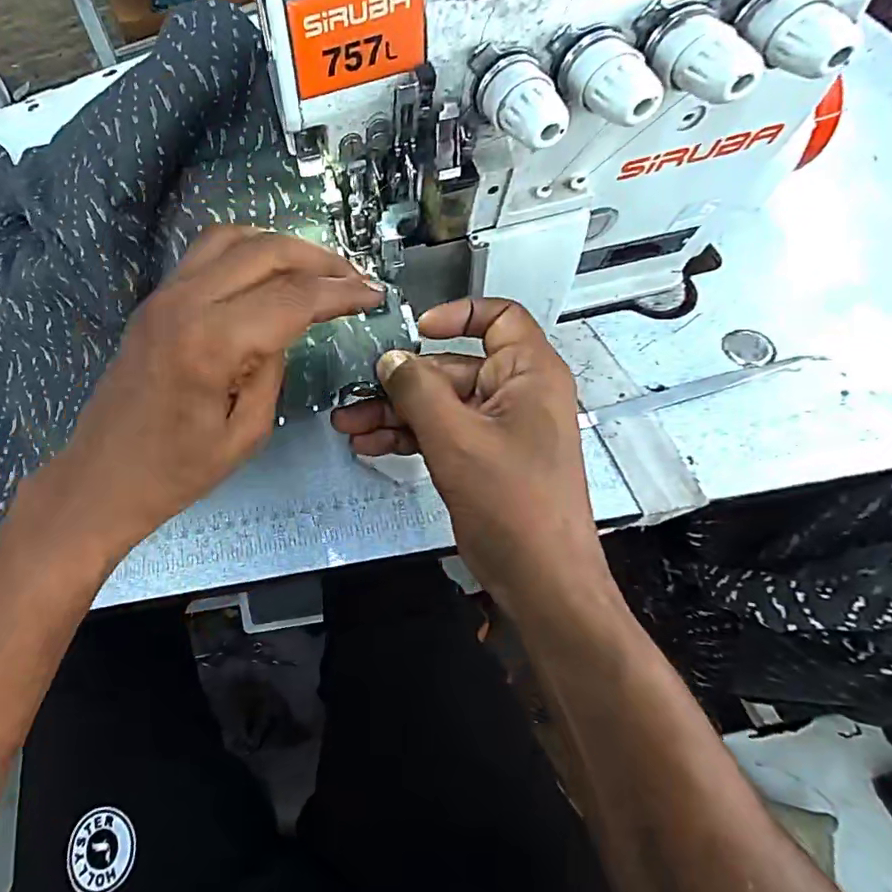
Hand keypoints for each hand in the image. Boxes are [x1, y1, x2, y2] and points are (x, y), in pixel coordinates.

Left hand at [13, 226, 384, 559]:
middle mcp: (184, 303)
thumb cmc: (177, 471)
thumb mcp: (247, 432)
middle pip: (265, 251)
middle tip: (354, 279)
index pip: (293, 297)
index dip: (341, 292)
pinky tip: (271, 275)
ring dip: (282, 246)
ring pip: (232, 238)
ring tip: (317, 269)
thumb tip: (283, 331)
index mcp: (211, 342)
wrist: (101, 478)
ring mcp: (163, 296)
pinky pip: (206, 254)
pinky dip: (248, 252)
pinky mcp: (154, 301)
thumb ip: (272, 369)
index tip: (373, 295)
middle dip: (319, 259)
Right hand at [330, 297, 607, 604]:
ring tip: (351, 425)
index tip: (417, 329)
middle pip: (455, 368)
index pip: (500, 318)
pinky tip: (374, 445)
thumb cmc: (515, 504)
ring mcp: (501, 431)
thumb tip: (392, 360)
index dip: (459, 314)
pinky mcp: (485, 460)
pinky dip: (411, 437)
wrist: (540, 577)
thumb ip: (418, 390)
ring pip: (443, 405)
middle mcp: (519, 396)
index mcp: (531, 374)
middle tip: (356, 395)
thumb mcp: (456, 438)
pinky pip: (445, 434)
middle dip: (403, 382)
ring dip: (397, 413)